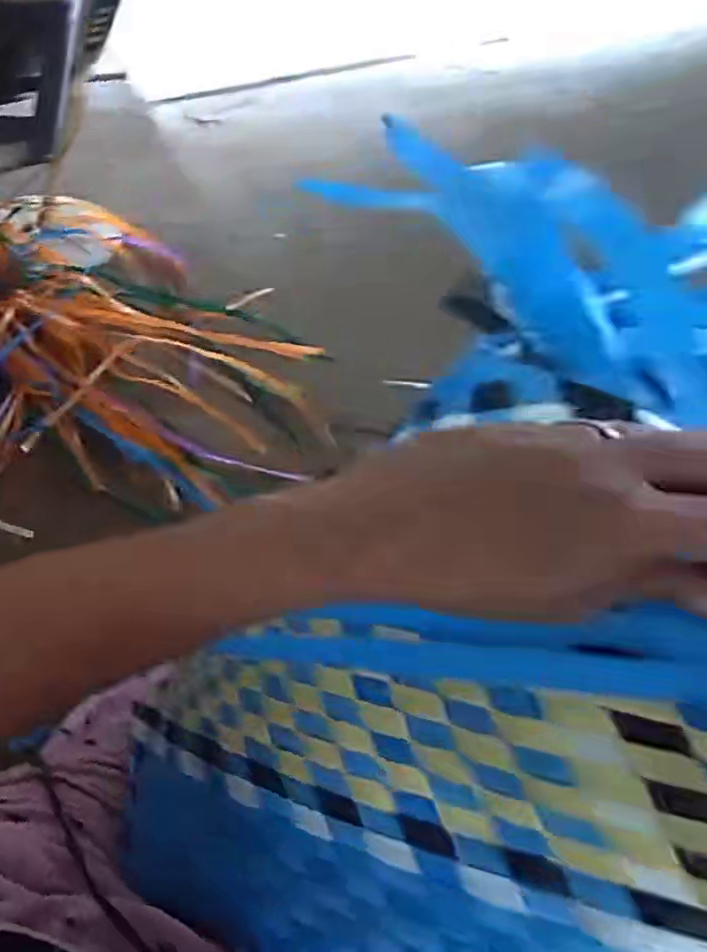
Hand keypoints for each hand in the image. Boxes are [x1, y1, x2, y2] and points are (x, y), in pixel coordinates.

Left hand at [271, 423, 706, 617]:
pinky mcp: (496, 426)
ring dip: (671, 462)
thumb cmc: (453, 579)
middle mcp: (603, 463)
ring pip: (645, 435)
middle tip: (690, 516)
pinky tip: (577, 475)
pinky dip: (599, 452)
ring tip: (656, 494)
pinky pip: (572, 431)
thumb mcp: (561, 600)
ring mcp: (545, 436)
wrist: (355, 530)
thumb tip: (700, 580)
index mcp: (635, 518)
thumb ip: (641, 582)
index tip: (700, 562)